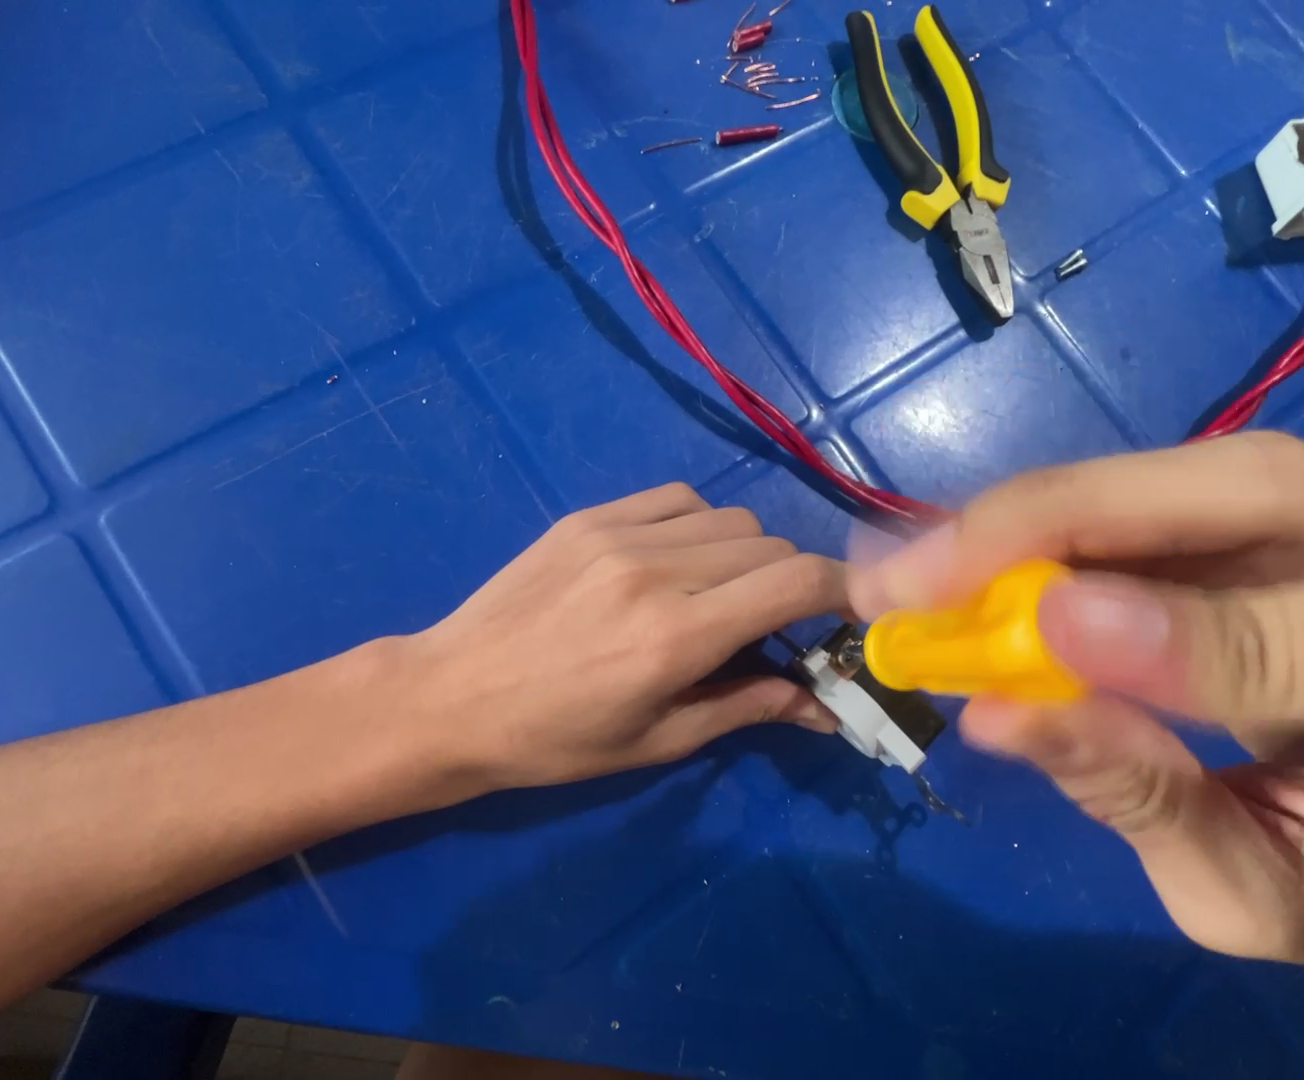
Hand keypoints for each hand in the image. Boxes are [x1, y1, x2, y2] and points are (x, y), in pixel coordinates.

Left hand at [405, 483, 841, 791]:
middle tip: (773, 626)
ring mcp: (619, 533)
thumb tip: (827, 707)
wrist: (451, 696)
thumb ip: (749, 707)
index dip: (843, 591)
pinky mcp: (590, 515)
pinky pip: (678, 500)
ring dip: (747, 557)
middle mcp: (656, 570)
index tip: (851, 612)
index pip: (796, 582)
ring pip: (730, 520)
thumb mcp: (658, 740)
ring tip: (718, 596)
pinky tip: (677, 562)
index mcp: (676, 636)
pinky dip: (700, 528)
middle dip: (792, 585)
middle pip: (771, 547)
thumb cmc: (555, 740)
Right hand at [850, 433, 1303, 975]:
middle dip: (1044, 530)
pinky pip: (1127, 497)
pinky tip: (953, 567)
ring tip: (901, 584)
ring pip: (1159, 477)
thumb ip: (1155, 809)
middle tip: (898, 590)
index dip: (1212, 634)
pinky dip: (1027, 531)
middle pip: (1235, 490)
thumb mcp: (1282, 901)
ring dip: (1010, 525)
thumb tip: (999, 714)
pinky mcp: (1259, 500)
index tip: (1045, 644)